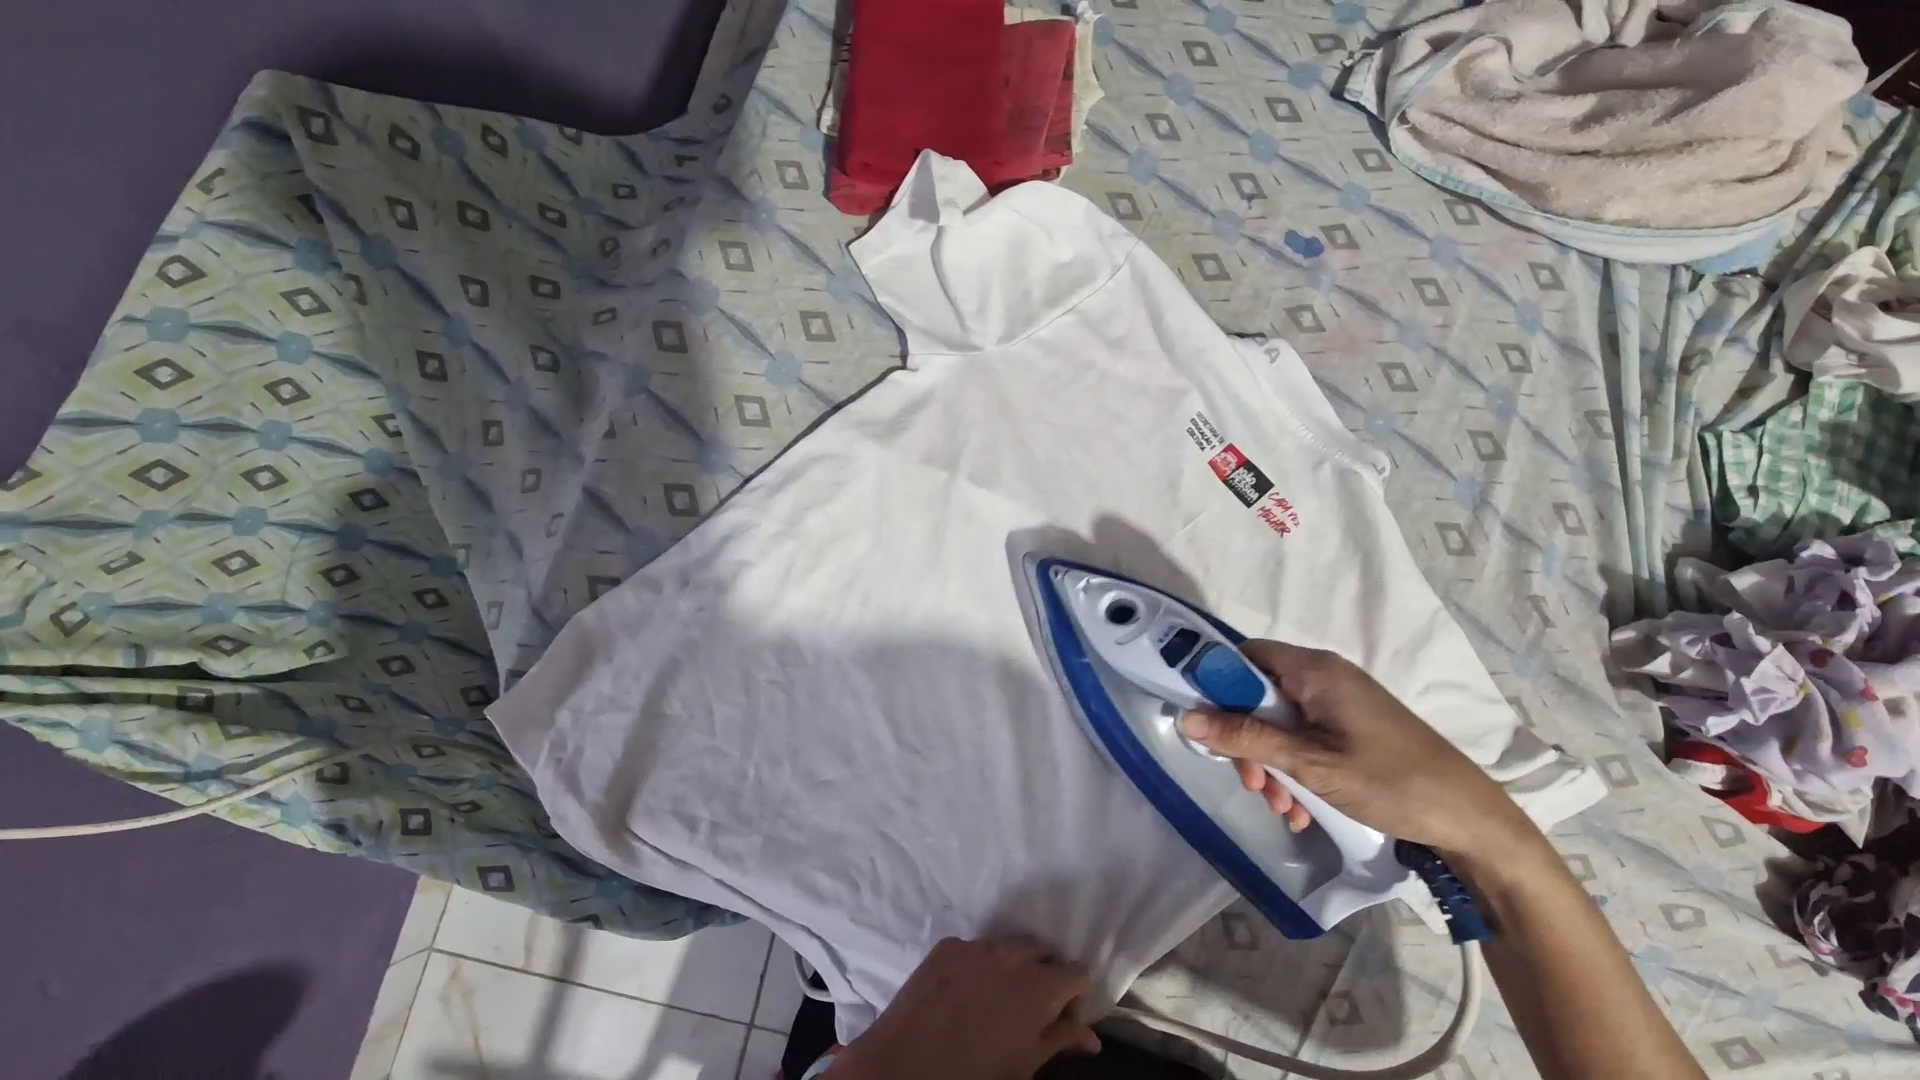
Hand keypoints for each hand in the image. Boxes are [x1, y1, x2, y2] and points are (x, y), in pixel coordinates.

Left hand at [832, 937, 1099, 1079]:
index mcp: (1039, 987)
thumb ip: (1060, 1040)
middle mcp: (1012, 955)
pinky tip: (967, 992)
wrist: (905, 1064)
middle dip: (1047, 975)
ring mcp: (977, 945)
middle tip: (1033, 1010)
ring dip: (1015, 966)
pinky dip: (980, 964)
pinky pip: (976, 947)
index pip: (1078, 972)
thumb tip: (1091, 1037)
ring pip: (1010, 945)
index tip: (1063, 1018)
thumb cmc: (974, 1072)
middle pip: (1045, 952)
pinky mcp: (947, 945)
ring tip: (998, 999)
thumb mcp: (1024, 1063)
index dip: (1076, 996)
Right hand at [1178, 640, 1536, 859]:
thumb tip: (1187, 717)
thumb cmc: (1388, 782)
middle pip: (1259, 694)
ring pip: (1279, 723)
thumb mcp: (1309, 763)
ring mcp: (1340, 704)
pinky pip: (1304, 738)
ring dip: (1270, 763)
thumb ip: (1245, 738)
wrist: (1468, 819)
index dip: (1218, 684)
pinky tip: (1302, 809)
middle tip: (1251, 783)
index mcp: (1315, 671)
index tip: (1208, 728)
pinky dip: (1295, 769)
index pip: (1246, 655)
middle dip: (1246, 740)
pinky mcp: (1352, 728)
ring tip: (1282, 807)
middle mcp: (1325, 677)